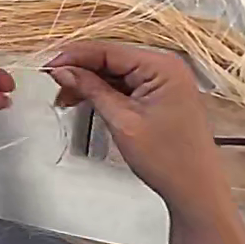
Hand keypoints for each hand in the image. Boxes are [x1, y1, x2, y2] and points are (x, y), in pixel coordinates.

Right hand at [45, 41, 226, 214]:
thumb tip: (61, 70)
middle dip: (79, 70)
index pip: (108, 51)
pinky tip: (82, 99)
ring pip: (113, 71)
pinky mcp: (159, 94)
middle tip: (52, 82)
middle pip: (110, 58)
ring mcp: (164, 80)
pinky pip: (123, 83)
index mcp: (162, 67)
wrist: (196, 193)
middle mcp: (165, 67)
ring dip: (88, 82)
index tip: (48, 66)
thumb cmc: (166, 158)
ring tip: (64, 96)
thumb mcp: (121, 120)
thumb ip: (90, 88)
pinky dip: (101, 90)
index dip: (74, 56)